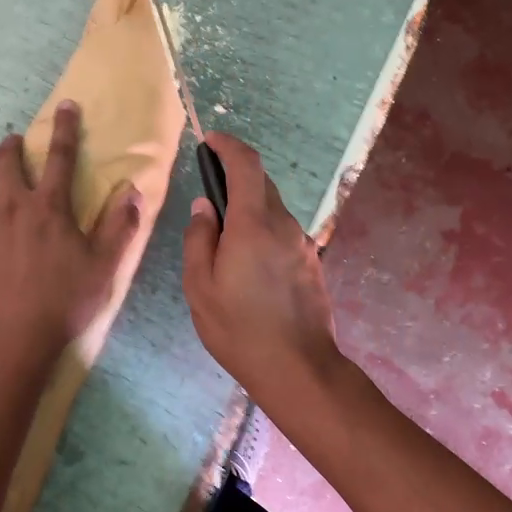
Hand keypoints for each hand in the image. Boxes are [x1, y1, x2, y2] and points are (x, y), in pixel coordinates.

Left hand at [0, 101, 143, 359]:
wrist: (12, 339)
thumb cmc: (64, 302)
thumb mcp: (103, 267)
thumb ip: (119, 227)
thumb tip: (133, 192)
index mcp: (49, 206)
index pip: (60, 156)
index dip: (65, 128)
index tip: (66, 106)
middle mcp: (13, 206)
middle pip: (5, 160)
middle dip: (11, 146)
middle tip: (16, 145)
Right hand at [182, 132, 340, 398]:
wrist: (300, 370)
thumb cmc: (239, 329)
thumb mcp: (200, 287)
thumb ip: (199, 239)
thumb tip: (204, 207)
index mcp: (253, 224)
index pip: (246, 165)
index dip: (227, 145)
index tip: (210, 140)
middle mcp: (283, 225)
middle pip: (261, 184)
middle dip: (235, 178)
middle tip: (209, 196)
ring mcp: (302, 244)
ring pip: (272, 210)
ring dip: (249, 210)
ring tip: (225, 244)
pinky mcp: (312, 264)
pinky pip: (282, 235)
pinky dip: (263, 233)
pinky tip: (249, 268)